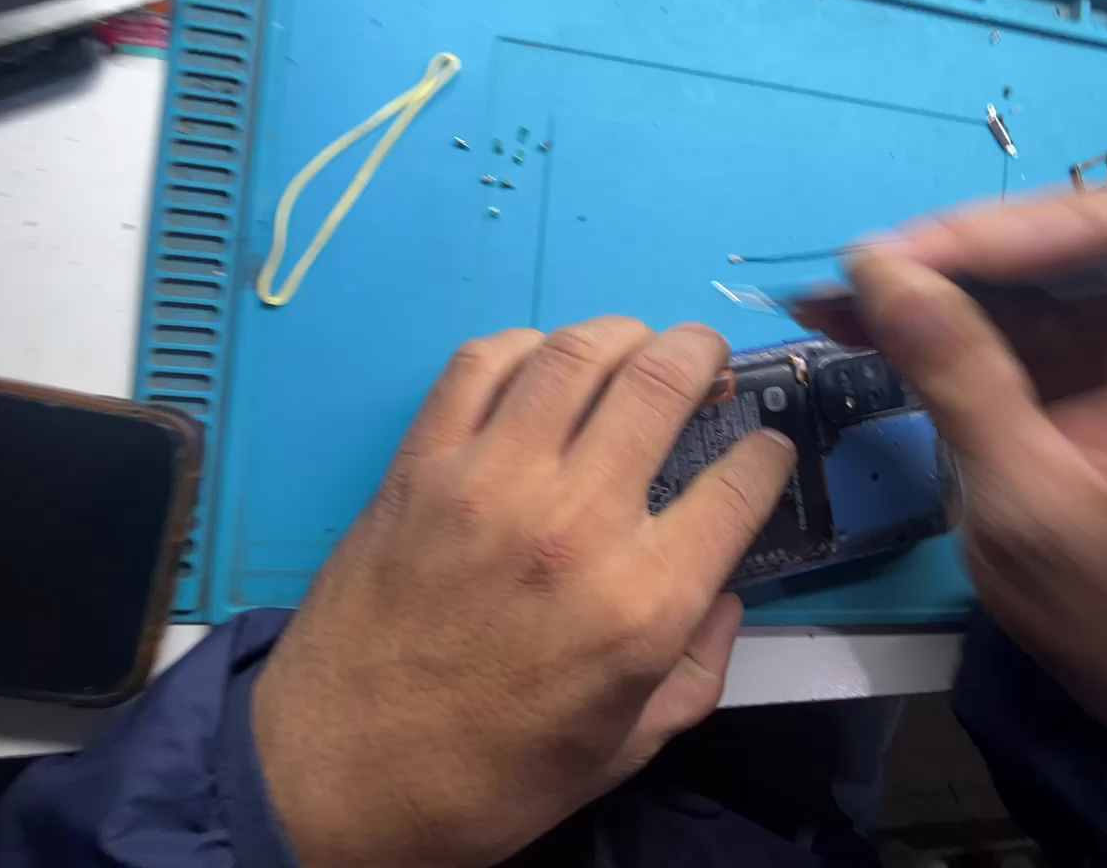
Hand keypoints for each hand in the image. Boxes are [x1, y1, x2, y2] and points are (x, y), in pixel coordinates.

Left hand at [253, 318, 797, 866]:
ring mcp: (491, 479)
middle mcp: (575, 520)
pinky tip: (540, 363)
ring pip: (574, 353)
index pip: (739, 486)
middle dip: (705, 353)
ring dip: (624, 333)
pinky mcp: (422, 462)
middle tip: (711, 359)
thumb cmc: (493, 773)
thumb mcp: (627, 746)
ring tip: (637, 345)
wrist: (338, 774)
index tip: (765, 446)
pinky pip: (478, 364)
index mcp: (642, 602)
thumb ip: (700, 665)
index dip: (768, 454)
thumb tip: (728, 588)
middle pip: (661, 383)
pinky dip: (523, 345)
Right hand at [800, 176, 1106, 737]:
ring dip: (925, 273)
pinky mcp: (1059, 351)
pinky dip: (916, 307)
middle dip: (973, 247)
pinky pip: (985, 304)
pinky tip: (847, 314)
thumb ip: (961, 381)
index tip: (950, 252)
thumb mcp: (1029, 504)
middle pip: (1088, 230)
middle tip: (872, 271)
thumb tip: (879, 275)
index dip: (1072, 219)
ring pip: (1022, 261)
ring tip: (836, 292)